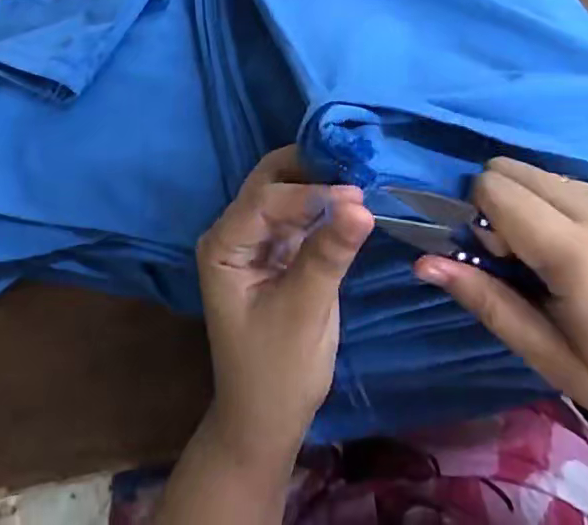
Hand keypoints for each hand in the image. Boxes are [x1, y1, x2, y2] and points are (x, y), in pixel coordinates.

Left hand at [195, 146, 373, 463]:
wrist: (267, 419)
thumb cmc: (277, 371)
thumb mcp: (305, 312)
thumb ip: (329, 255)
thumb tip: (362, 206)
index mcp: (223, 245)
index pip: (264, 199)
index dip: (309, 193)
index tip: (357, 197)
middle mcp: (234, 232)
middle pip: (271, 182)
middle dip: (311, 171)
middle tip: (358, 167)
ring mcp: (256, 240)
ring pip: (288, 193)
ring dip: (322, 186)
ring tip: (364, 180)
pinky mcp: (279, 251)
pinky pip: (302, 216)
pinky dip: (326, 208)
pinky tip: (355, 203)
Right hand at [413, 157, 587, 486]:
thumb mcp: (550, 357)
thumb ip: (484, 300)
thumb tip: (423, 261)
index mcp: (576, 248)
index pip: (492, 186)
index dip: (479, 220)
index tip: (501, 266)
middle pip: (513, 168)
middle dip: (499, 204)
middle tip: (523, 264)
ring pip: (546, 173)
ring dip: (531, 205)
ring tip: (558, 264)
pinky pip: (581, 185)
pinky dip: (563, 207)